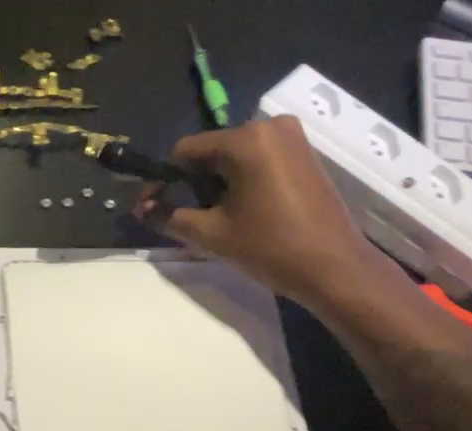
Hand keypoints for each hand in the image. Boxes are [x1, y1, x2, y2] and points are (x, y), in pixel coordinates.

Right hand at [135, 116, 412, 313]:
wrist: (331, 264)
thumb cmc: (268, 246)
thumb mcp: (210, 234)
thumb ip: (169, 217)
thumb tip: (140, 209)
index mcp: (245, 139)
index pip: (185, 150)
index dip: (162, 179)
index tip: (150, 207)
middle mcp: (269, 126)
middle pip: (210, 151)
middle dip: (189, 183)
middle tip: (181, 219)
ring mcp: (291, 137)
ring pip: (233, 157)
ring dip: (214, 185)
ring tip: (210, 219)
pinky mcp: (303, 153)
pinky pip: (257, 161)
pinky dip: (239, 182)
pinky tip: (238, 212)